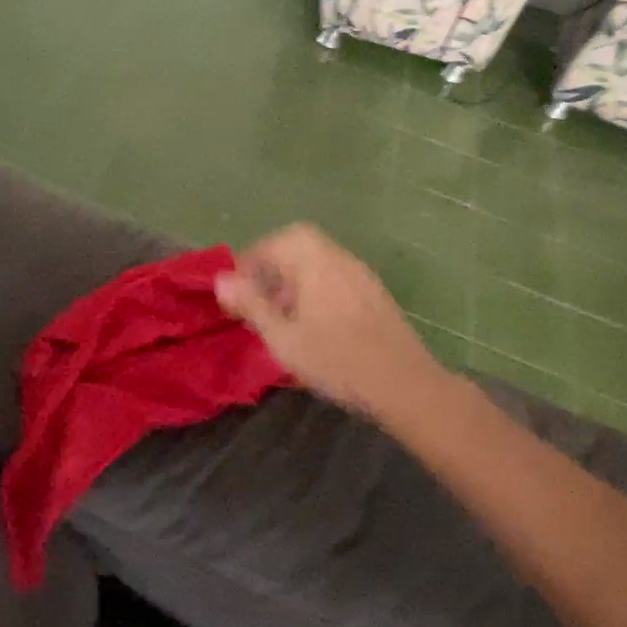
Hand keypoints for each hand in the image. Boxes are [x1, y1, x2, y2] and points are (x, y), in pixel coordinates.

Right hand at [215, 224, 455, 419]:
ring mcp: (361, 275)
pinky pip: (336, 276)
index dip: (251, 260)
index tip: (237, 289)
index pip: (276, 241)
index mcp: (314, 262)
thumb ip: (252, 305)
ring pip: (319, 260)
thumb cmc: (337, 360)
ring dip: (295, 277)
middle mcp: (339, 259)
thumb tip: (221, 279)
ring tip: (281, 315)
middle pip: (300, 244)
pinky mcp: (375, 294)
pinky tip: (314, 324)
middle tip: (258, 296)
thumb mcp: (283, 338)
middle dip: (273, 264)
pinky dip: (316, 288)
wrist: (405, 385)